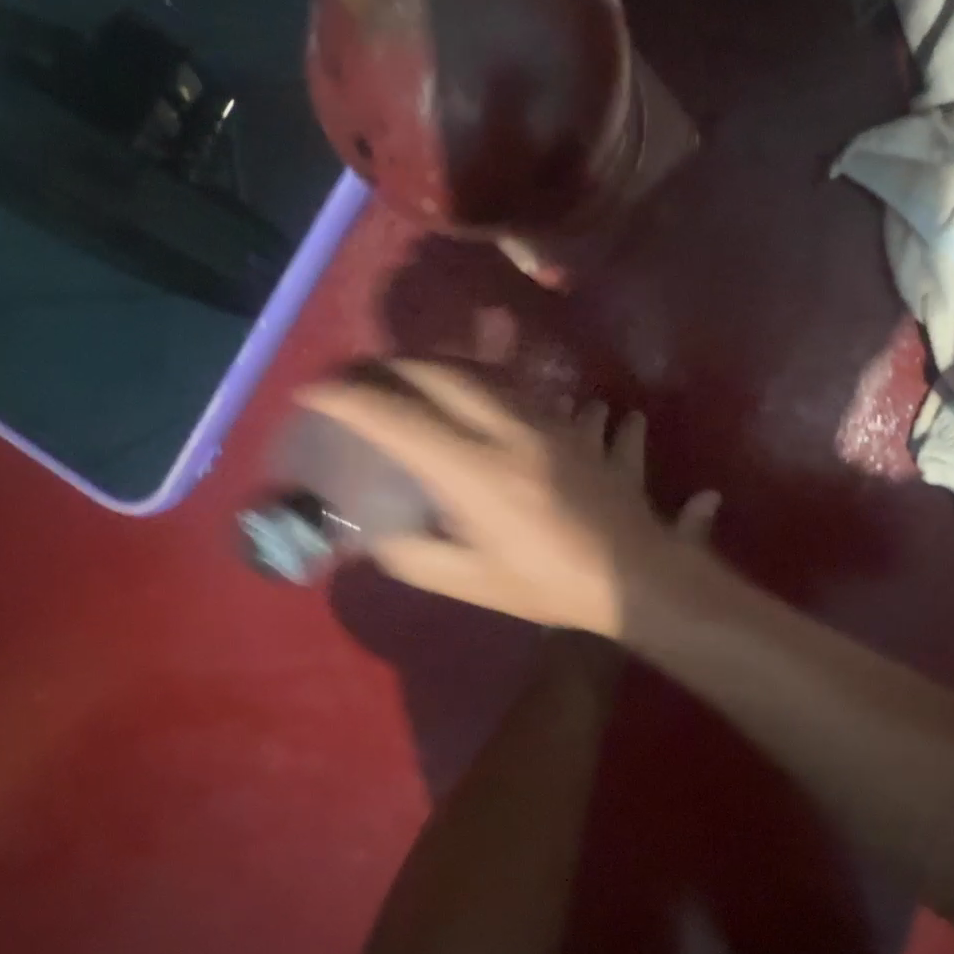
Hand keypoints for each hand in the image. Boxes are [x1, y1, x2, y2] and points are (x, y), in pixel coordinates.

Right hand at [300, 361, 719, 635]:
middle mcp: (511, 431)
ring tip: (428, 378)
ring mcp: (554, 423)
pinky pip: (546, 394)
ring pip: (495, 375)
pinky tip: (524, 400)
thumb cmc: (552, 587)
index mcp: (474, 470)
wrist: (638, 579)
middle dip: (396, 366)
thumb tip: (375, 538)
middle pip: (444, 374)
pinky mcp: (584, 429)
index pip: (398, 419)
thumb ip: (416, 556)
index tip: (315, 392)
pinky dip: (521, 392)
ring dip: (453, 369)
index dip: (350, 400)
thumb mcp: (474, 582)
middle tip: (368, 374)